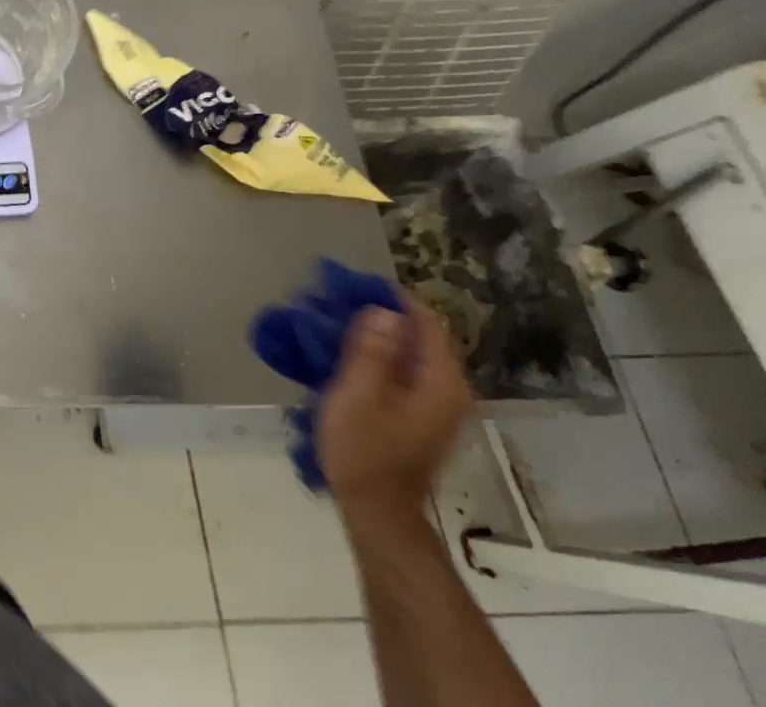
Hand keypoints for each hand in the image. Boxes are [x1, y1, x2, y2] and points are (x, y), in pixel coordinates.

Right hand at [317, 293, 471, 521]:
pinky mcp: (424, 420)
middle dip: (385, 318)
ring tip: (341, 329)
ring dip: (382, 340)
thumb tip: (383, 311)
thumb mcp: (358, 396)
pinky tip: (354, 362)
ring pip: (414, 357)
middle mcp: (451, 390)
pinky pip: (408, 376)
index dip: (395, 299)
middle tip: (342, 306)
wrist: (377, 508)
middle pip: (423, 339)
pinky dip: (384, 361)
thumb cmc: (362, 450)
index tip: (357, 285)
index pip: (427, 324)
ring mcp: (441, 407)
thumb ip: (372, 351)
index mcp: (441, 381)